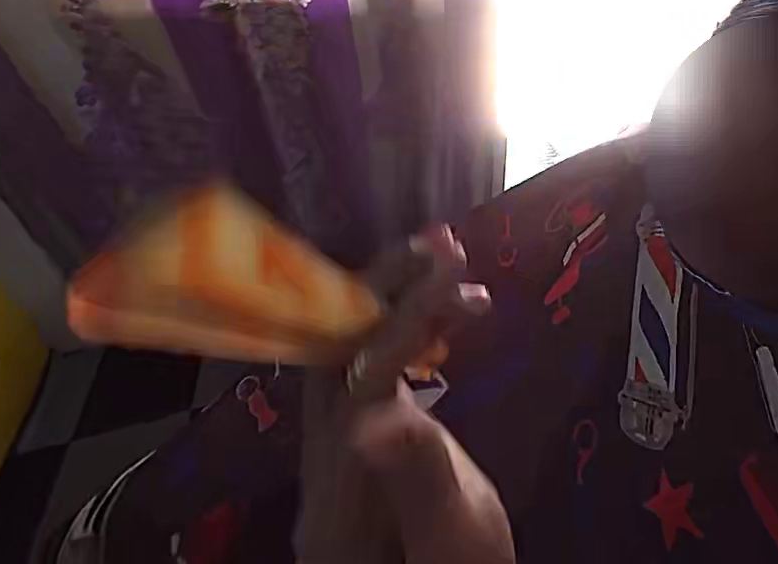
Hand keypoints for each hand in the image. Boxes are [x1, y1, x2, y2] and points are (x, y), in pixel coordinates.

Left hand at [296, 226, 513, 563]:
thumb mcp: (452, 543)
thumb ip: (417, 480)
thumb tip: (375, 423)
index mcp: (342, 492)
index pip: (365, 380)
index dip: (409, 320)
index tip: (455, 270)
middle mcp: (322, 457)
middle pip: (336, 348)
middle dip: (386, 285)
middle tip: (442, 244)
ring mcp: (335, 441)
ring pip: (349, 345)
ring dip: (395, 293)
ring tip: (445, 256)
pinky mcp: (357, 429)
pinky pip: (369, 355)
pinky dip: (404, 319)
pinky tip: (440, 304)